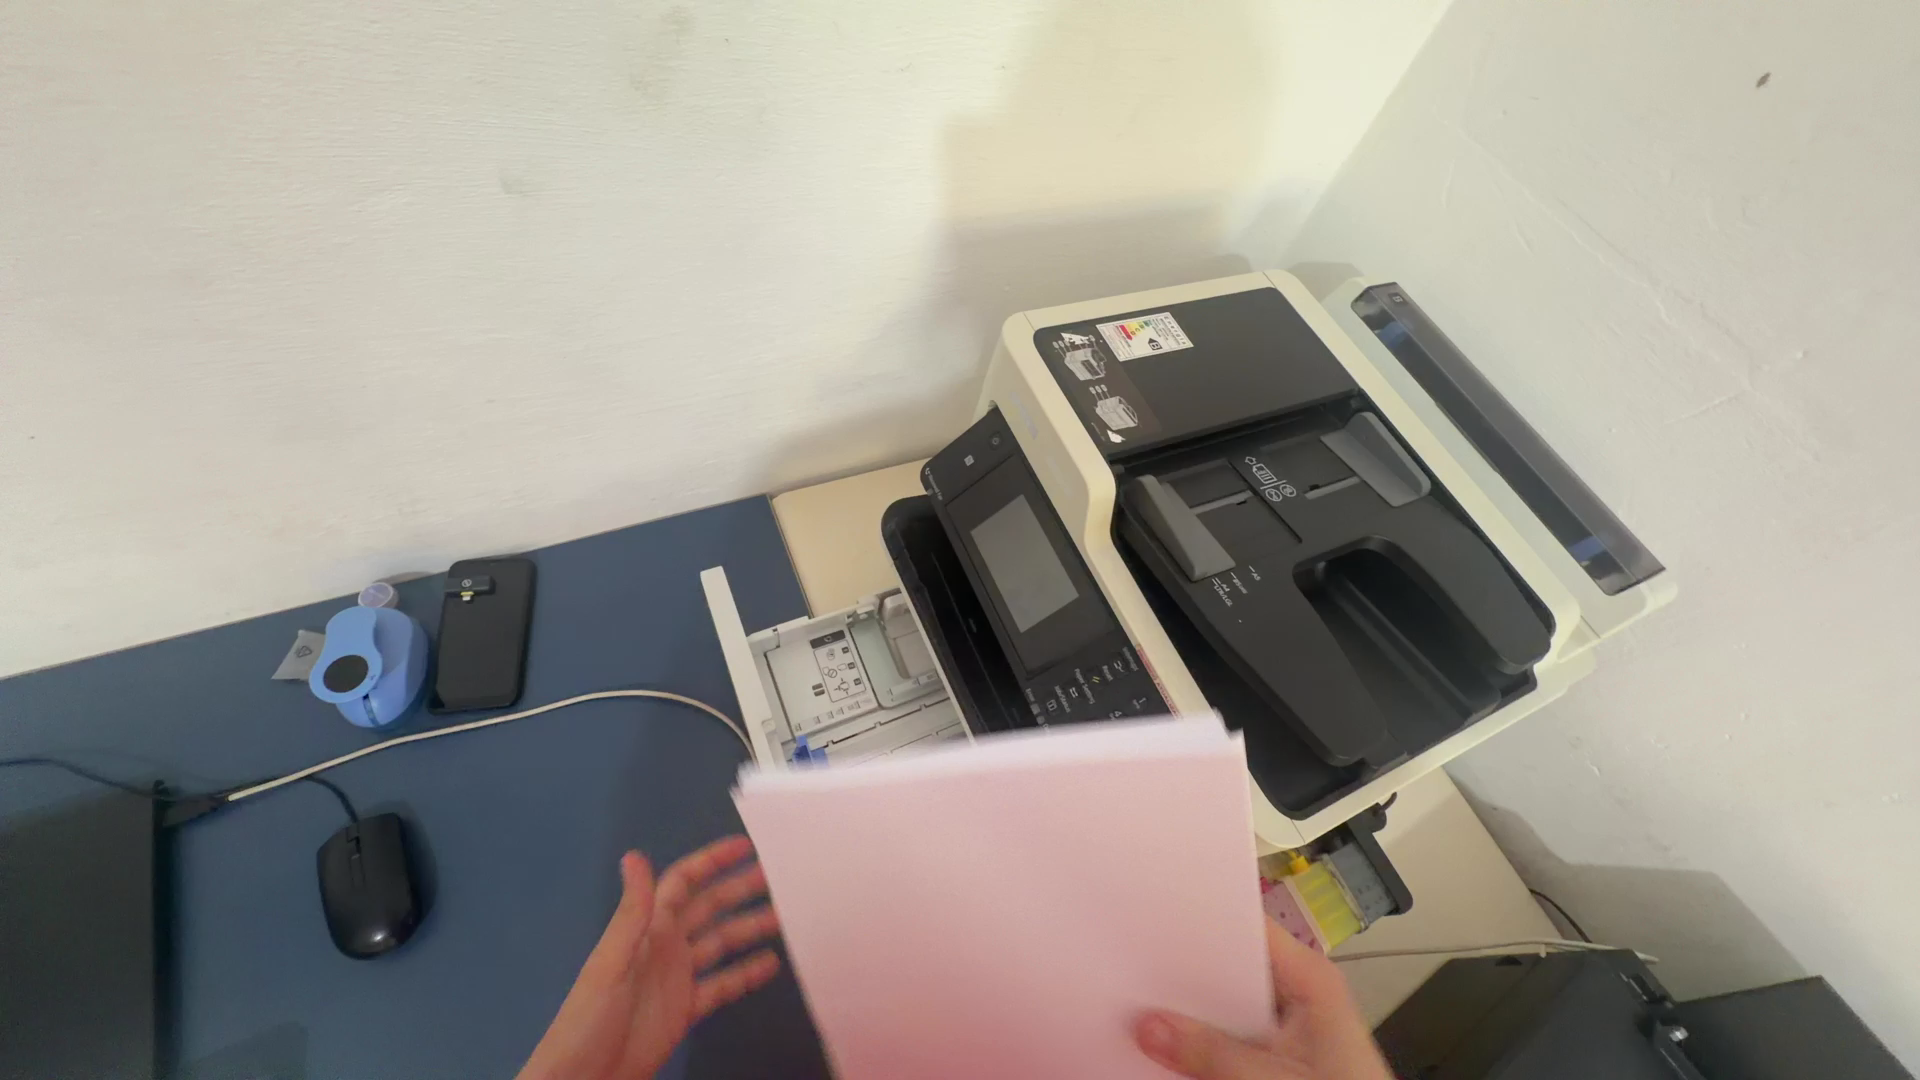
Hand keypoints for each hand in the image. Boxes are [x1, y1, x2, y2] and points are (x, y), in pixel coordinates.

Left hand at [516, 836, 782, 1079]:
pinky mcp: (684, 1009)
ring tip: (783, 917)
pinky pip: (722, 984)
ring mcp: (677, 978)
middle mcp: (666, 945)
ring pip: (721, 942)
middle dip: (740, 889)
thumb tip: (635, 855)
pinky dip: (746, 973)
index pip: (684, 882)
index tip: (746, 847)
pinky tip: (770, 965)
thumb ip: (632, 911)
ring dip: (749, 928)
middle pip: (710, 907)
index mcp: (648, 928)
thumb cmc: (590, 1019)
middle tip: (776, 877)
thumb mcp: (610, 962)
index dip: (713, 860)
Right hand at [1134, 920, 1391, 1079]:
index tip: (1155, 912)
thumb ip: (1213, 1055)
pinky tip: (1168, 1038)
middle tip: (1136, 957)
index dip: (1201, 914)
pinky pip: (1230, 1029)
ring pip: (1225, 998)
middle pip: (1230, 960)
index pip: (1246, 923)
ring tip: (1143, 996)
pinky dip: (1202, 1034)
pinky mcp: (1277, 1051)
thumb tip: (1147, 1025)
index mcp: (1310, 976)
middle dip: (1186, 965)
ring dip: (1190, 1005)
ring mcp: (1286, 1021)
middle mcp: (1297, 989)